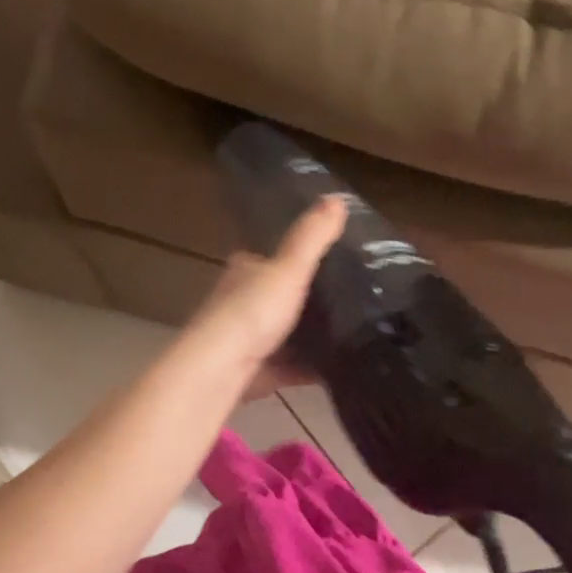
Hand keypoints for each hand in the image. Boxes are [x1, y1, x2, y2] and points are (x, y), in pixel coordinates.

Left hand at [183, 195, 346, 373]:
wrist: (222, 368)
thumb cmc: (252, 311)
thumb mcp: (289, 268)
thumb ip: (312, 237)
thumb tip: (338, 197)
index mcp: (243, 272)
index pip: (266, 259)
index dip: (290, 260)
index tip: (323, 263)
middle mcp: (237, 304)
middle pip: (273, 299)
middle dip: (302, 302)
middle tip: (346, 302)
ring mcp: (243, 342)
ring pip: (281, 335)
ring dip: (307, 337)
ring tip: (349, 334)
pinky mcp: (253, 375)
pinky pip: (287, 369)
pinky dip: (308, 369)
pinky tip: (336, 369)